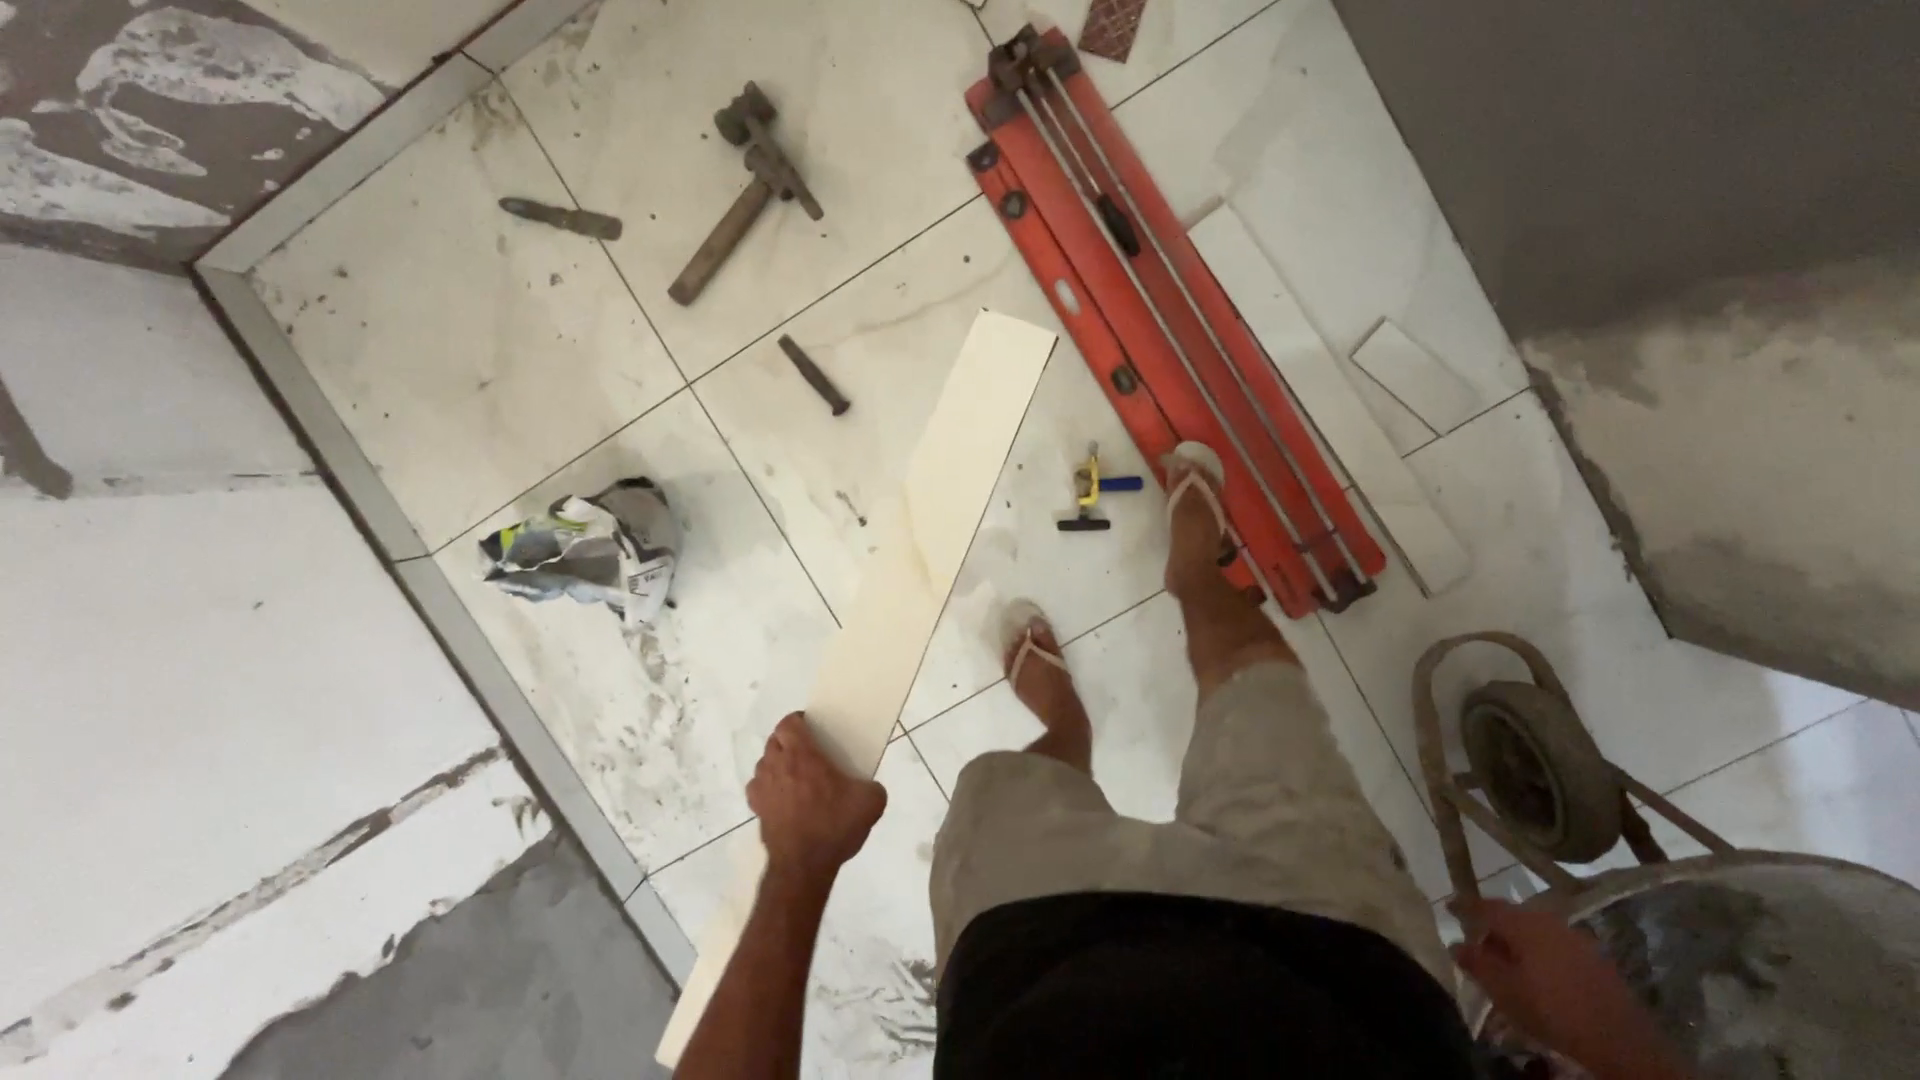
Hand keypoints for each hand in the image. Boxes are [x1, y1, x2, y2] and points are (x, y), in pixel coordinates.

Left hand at [748, 712, 887, 881]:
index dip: (798, 721)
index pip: (788, 723)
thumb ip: (871, 786)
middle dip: (788, 741)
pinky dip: (768, 787)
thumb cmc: (835, 826)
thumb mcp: (871, 801)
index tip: (813, 728)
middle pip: (774, 741)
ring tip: (796, 776)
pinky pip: (758, 788)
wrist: (805, 866)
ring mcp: (763, 788)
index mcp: (802, 755)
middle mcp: (777, 765)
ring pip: (764, 763)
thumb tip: (867, 788)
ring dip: (777, 763)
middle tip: (808, 752)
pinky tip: (784, 798)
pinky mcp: (757, 810)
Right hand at [1452, 898, 1687, 1079]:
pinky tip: (1538, 975)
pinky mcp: (1595, 959)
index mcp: (1523, 923)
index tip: (1449, 908)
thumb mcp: (1502, 990)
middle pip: (1513, 916)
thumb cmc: (1551, 1009)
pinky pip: (1556, 946)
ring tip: (1506, 963)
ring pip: (1536, 931)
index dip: (1465, 906)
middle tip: (1477, 944)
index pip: (1486, 905)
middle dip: (1493, 927)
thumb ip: (1475, 962)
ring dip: (1518, 941)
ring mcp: (1576, 939)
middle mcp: (1550, 921)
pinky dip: (1540, 953)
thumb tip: (1456, 944)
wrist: (1620, 1041)